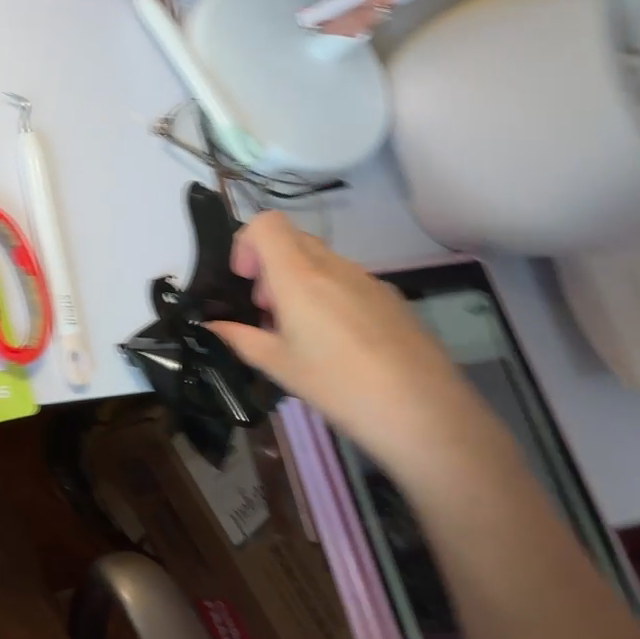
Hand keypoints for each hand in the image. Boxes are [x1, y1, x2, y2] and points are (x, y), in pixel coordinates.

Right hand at [206, 212, 491, 473]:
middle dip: (270, 264)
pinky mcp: (391, 299)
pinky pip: (347, 280)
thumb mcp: (279, 367)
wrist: (427, 415)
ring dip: (299, 280)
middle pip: (292, 238)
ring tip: (301, 331)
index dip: (246, 242)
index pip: (266, 223)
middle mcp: (334, 267)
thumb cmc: (340, 387)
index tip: (245, 281)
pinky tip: (338, 343)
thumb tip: (212, 326)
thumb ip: (240, 338)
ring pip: (321, 260)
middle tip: (268, 309)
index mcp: (299, 277)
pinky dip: (329, 294)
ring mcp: (368, 280)